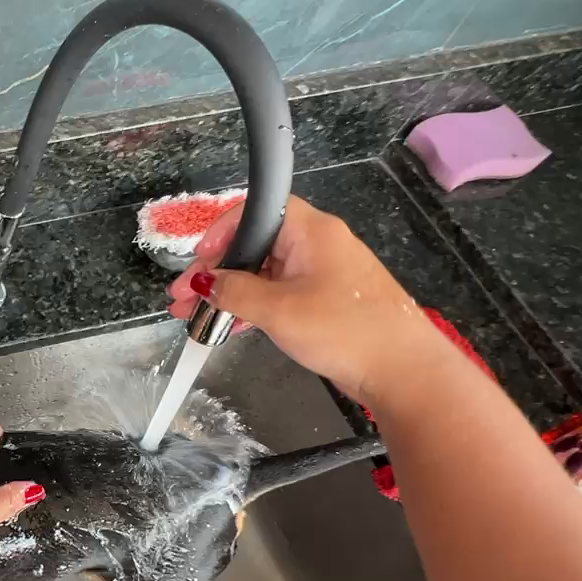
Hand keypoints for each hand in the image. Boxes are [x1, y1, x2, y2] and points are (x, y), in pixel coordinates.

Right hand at [167, 195, 447, 405]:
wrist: (400, 369)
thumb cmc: (343, 330)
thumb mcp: (278, 309)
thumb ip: (234, 292)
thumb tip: (203, 282)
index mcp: (311, 233)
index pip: (258, 211)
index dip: (223, 230)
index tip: (199, 259)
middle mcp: (315, 245)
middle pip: (253, 245)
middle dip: (213, 270)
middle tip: (181, 297)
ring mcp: (319, 274)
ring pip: (260, 272)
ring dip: (225, 292)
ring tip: (192, 314)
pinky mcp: (320, 300)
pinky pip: (274, 293)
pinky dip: (247, 306)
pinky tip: (224, 324)